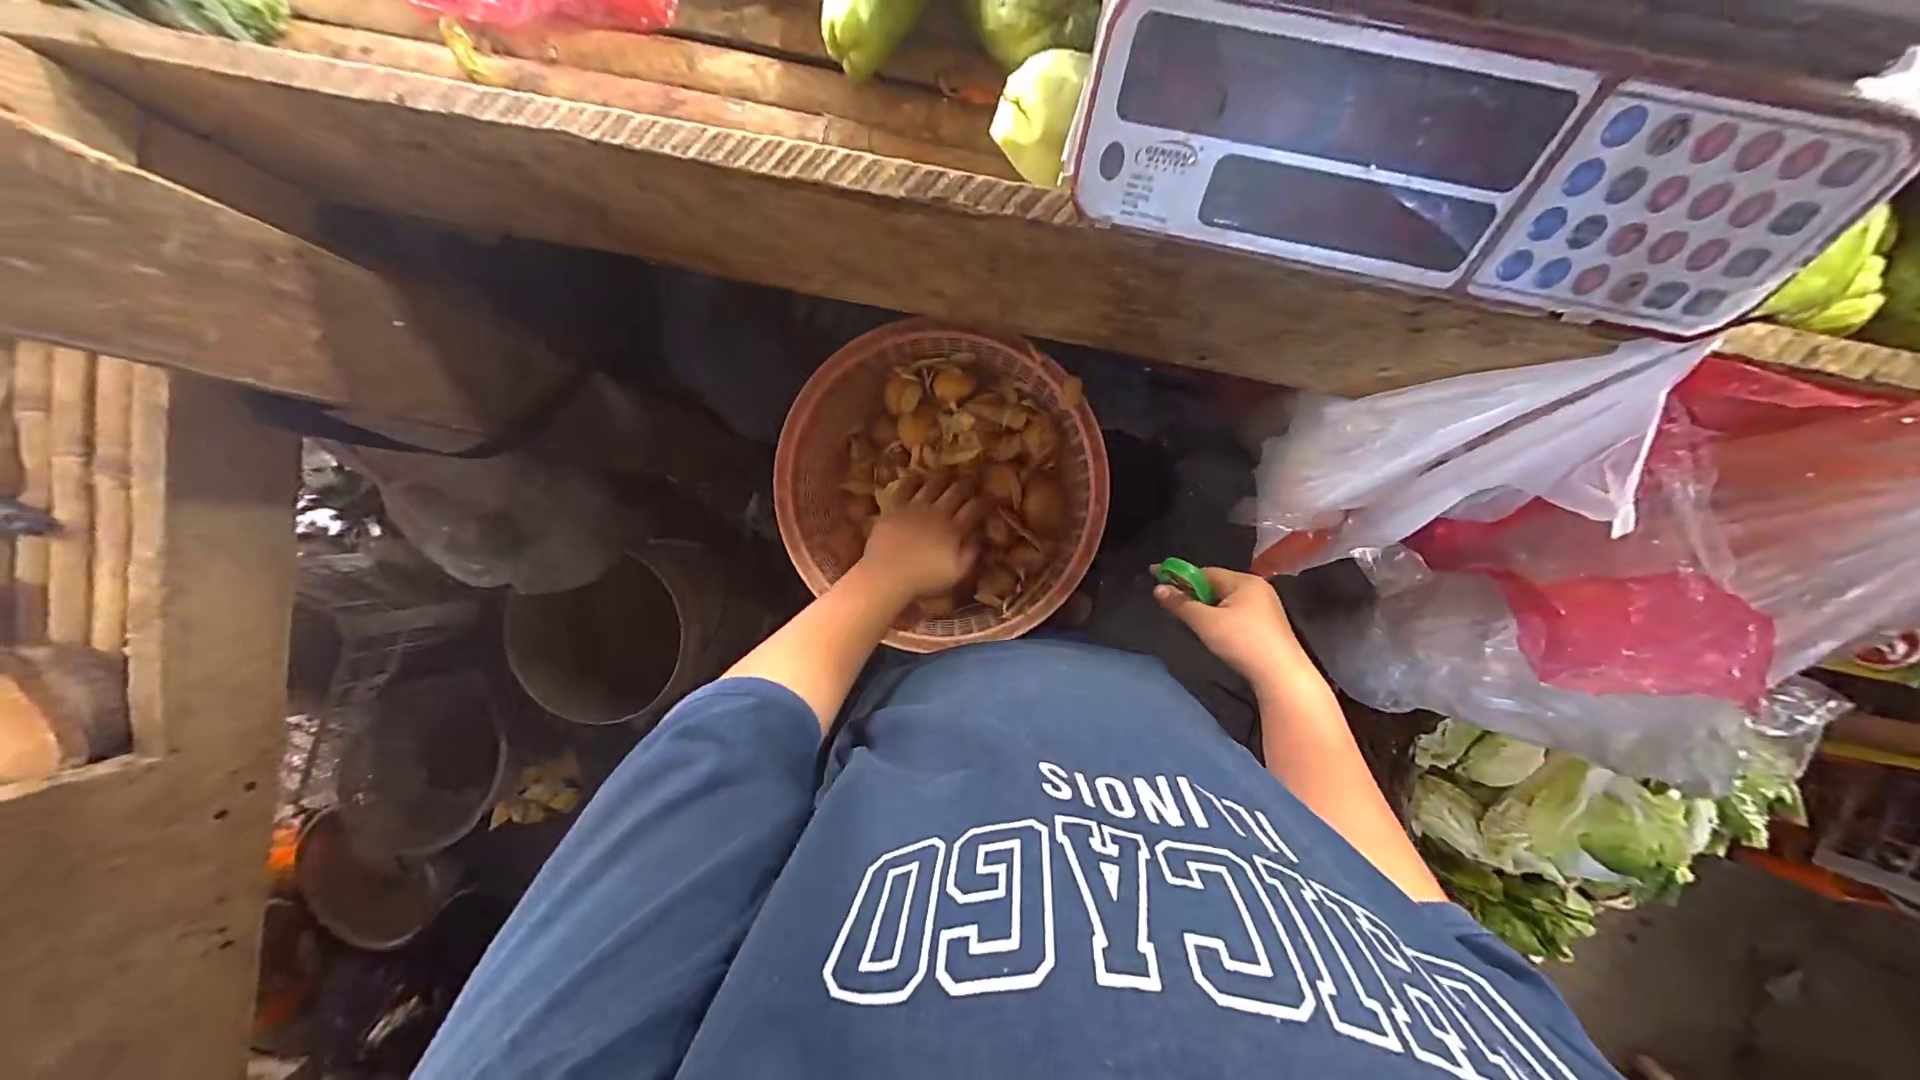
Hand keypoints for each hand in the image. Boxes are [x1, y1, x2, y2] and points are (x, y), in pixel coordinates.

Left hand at [856, 473, 986, 603]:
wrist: (886, 574)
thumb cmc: (923, 579)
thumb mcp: (956, 573)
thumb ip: (971, 554)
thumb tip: (980, 537)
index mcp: (954, 530)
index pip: (975, 508)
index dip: (987, 500)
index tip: (993, 496)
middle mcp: (938, 513)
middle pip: (957, 491)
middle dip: (968, 483)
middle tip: (974, 478)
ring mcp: (915, 507)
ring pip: (934, 485)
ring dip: (944, 477)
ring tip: (950, 473)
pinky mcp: (895, 507)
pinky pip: (907, 487)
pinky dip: (915, 480)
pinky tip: (919, 477)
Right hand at [1154, 566, 1311, 690]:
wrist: (1281, 676)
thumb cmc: (1242, 642)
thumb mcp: (1205, 622)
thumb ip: (1181, 604)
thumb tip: (1158, 588)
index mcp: (1244, 581)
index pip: (1205, 572)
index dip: (1180, 575)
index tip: (1157, 575)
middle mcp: (1257, 589)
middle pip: (1215, 585)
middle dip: (1192, 592)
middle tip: (1170, 601)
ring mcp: (1264, 608)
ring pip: (1225, 601)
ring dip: (1205, 607)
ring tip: (1188, 618)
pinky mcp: (1266, 626)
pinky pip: (1235, 613)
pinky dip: (1219, 617)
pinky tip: (1211, 630)